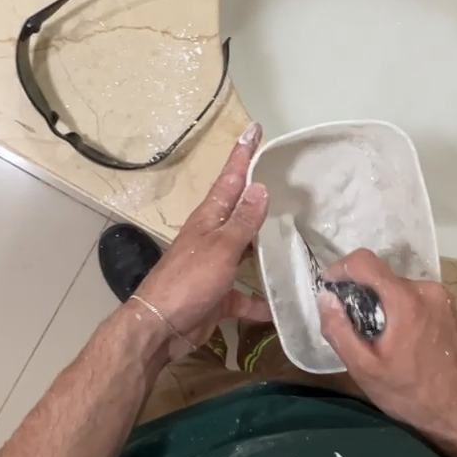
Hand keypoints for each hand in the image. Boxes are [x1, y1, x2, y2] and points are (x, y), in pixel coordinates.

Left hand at [131, 124, 272, 355]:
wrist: (161, 327)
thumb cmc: (188, 281)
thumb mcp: (221, 247)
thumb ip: (243, 221)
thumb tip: (260, 188)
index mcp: (209, 219)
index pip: (230, 178)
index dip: (243, 154)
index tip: (255, 129)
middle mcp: (212, 237)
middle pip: (240, 212)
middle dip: (260, 197)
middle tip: (286, 180)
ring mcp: (214, 266)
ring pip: (246, 252)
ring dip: (266, 248)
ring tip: (295, 239)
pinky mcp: (218, 295)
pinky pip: (245, 295)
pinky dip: (261, 301)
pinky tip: (281, 307)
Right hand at [316, 250, 456, 448]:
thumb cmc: (410, 394)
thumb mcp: (364, 368)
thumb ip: (339, 330)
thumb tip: (324, 298)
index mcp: (406, 300)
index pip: (364, 261)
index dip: (340, 269)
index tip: (329, 289)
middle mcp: (427, 290)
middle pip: (381, 277)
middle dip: (362, 296)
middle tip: (353, 329)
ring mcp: (442, 298)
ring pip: (397, 288)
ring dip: (381, 305)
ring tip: (378, 341)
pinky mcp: (449, 308)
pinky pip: (414, 298)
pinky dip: (399, 310)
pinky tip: (399, 342)